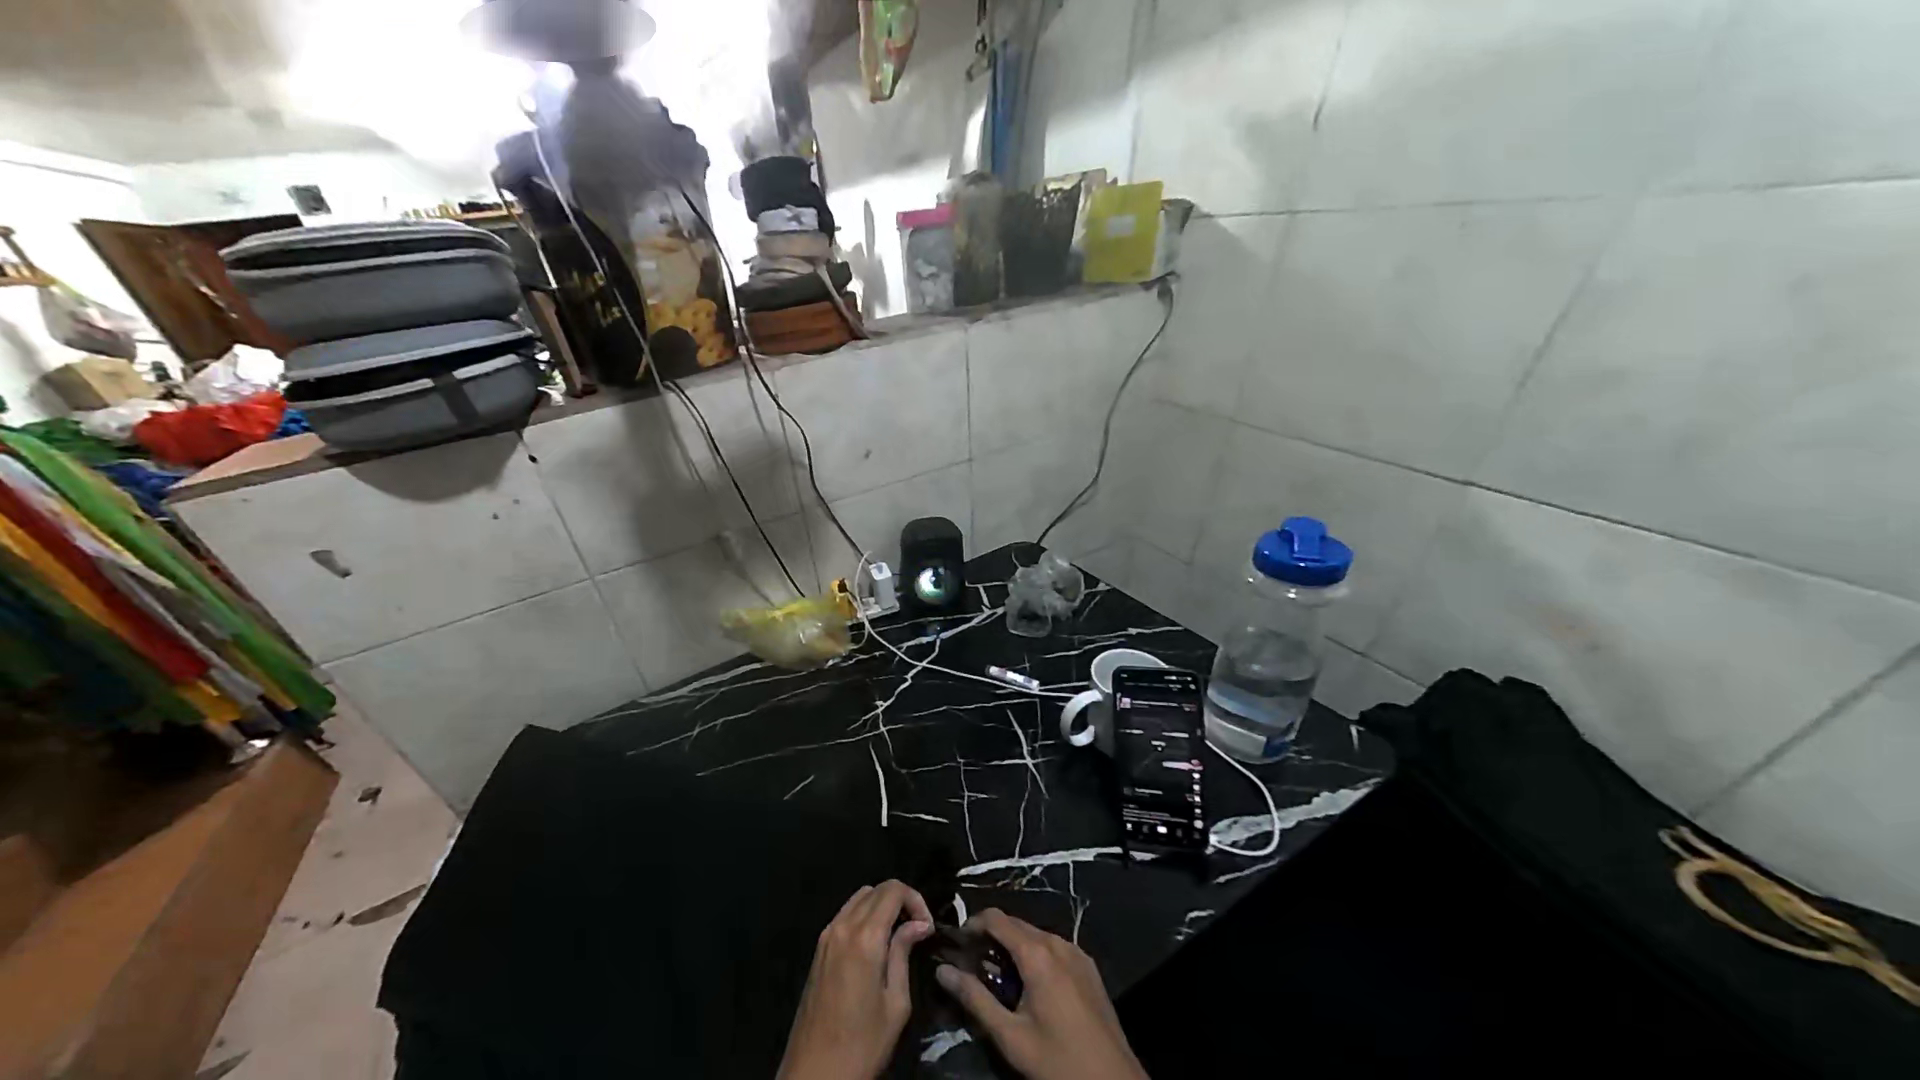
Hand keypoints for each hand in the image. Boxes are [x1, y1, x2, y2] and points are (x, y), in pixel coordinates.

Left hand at [778, 880, 935, 1079]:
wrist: (813, 1075)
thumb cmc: (862, 1044)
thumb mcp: (895, 1003)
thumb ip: (903, 954)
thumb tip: (919, 924)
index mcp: (864, 937)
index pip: (893, 890)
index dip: (916, 900)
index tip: (927, 928)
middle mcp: (842, 927)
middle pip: (876, 889)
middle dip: (901, 900)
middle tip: (917, 930)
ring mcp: (826, 937)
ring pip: (859, 898)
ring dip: (882, 906)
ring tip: (899, 935)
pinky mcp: (818, 950)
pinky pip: (845, 915)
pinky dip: (864, 916)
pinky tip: (876, 944)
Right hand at [936, 909, 1148, 1079]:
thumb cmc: (1058, 1060)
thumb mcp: (1010, 1035)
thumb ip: (974, 999)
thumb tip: (943, 970)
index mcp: (1037, 953)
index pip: (996, 918)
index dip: (972, 925)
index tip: (957, 946)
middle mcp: (1058, 942)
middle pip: (1015, 925)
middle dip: (990, 938)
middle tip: (971, 966)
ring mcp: (1077, 953)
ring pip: (1035, 936)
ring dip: (1012, 947)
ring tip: (997, 979)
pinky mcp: (1089, 967)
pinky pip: (1054, 949)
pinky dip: (1034, 956)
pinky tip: (1028, 986)